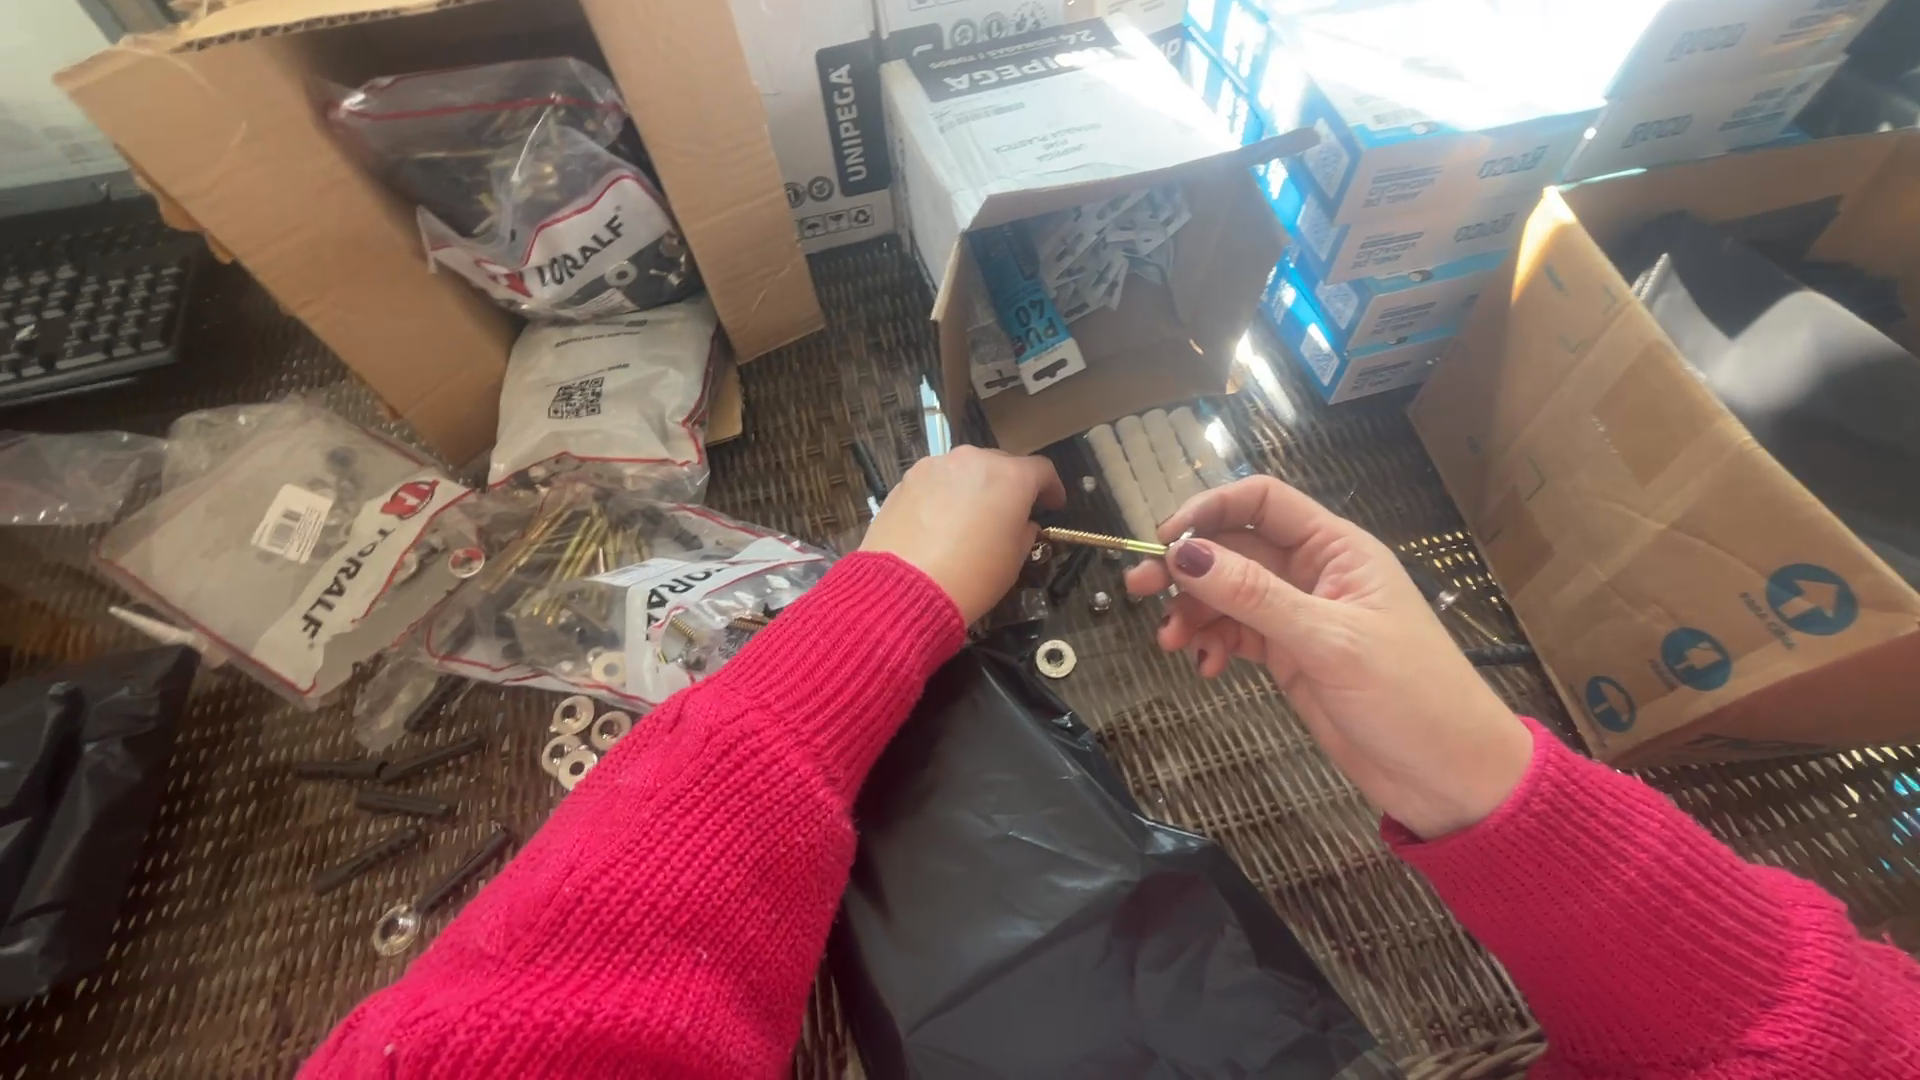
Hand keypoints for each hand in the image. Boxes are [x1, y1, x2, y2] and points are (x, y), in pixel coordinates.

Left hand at [861, 446, 1064, 622]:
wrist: (904, 588)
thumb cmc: (972, 576)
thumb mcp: (1013, 560)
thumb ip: (1024, 532)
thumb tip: (1022, 523)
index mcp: (1010, 477)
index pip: (1042, 470)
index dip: (1051, 488)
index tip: (1053, 504)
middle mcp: (973, 460)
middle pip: (1000, 465)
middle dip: (1009, 486)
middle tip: (1010, 512)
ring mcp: (935, 466)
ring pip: (964, 471)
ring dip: (974, 488)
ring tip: (970, 517)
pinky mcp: (906, 480)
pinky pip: (935, 482)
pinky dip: (944, 495)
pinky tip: (939, 522)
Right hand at [1124, 476, 1531, 839]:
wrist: (1448, 780)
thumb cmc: (1410, 695)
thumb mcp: (1328, 640)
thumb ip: (1253, 595)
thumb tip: (1183, 554)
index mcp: (1334, 549)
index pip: (1261, 503)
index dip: (1209, 510)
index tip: (1164, 539)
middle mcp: (1309, 572)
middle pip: (1231, 550)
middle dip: (1184, 567)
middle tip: (1137, 589)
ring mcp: (1294, 614)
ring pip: (1223, 595)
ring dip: (1191, 614)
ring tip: (1169, 644)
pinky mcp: (1284, 654)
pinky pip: (1232, 634)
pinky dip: (1211, 645)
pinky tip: (1206, 669)